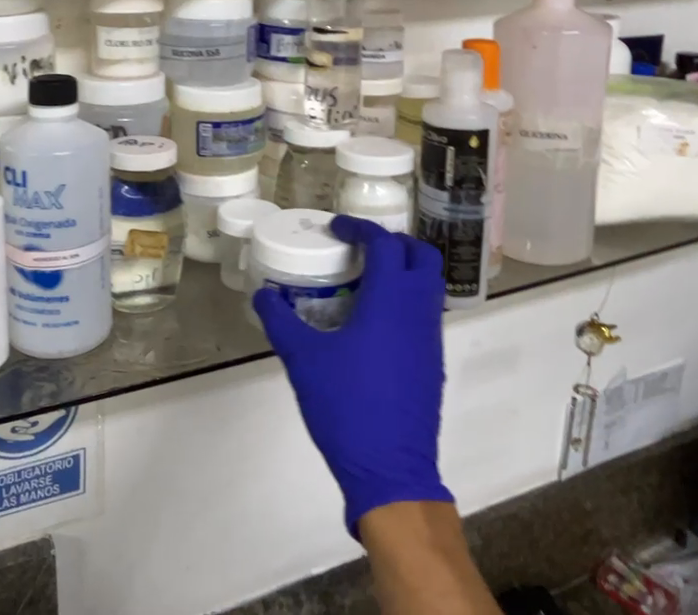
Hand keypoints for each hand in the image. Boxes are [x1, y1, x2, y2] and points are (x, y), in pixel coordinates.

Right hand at [254, 215, 450, 535]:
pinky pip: (424, 315)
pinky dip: (404, 302)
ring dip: (401, 272)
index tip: (336, 227)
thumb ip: (281, 321)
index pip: (385, 243)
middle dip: (392, 243)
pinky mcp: (433, 363)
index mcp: (390, 301)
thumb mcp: (303, 360)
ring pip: (428, 286)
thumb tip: (264, 294)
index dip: (361, 227)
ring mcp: (431, 339)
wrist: (390, 469)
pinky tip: (372, 324)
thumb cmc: (345, 406)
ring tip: (362, 283)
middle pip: (421, 256)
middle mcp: (418, 312)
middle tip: (359, 249)